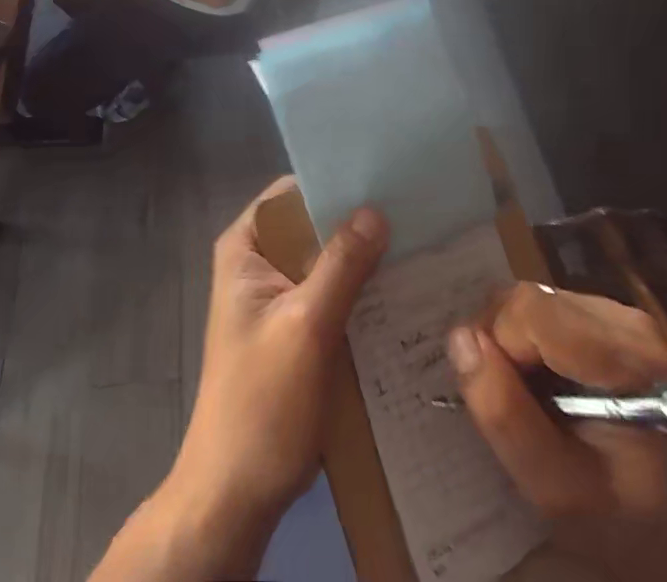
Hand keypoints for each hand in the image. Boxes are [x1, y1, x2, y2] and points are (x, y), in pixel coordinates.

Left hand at [93, 178, 387, 580]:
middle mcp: (258, 265)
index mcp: (244, 250)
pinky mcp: (297, 332)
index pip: (293, 195)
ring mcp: (278, 300)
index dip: (337, 183)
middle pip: (313, 228)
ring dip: (368, 260)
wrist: (236, 490)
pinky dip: (365, 294)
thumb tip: (376, 208)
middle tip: (424, 211)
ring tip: (429, 244)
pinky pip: (335, 298)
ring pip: (328, 264)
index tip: (392, 177)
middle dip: (361, 222)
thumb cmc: (262, 402)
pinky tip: (410, 292)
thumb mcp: (306, 326)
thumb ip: (340, 265)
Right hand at [448, 284, 666, 581]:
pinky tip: (543, 384)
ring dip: (510, 344)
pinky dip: (524, 343)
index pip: (532, 311)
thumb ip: (506, 417)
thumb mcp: (557, 488)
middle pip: (527, 300)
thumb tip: (460, 340)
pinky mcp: (605, 320)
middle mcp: (629, 323)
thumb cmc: (623, 520)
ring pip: (527, 300)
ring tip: (529, 397)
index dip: (501, 346)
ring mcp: (619, 316)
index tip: (506, 397)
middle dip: (501, 345)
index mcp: (633, 362)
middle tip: (513, 402)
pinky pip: (538, 309)